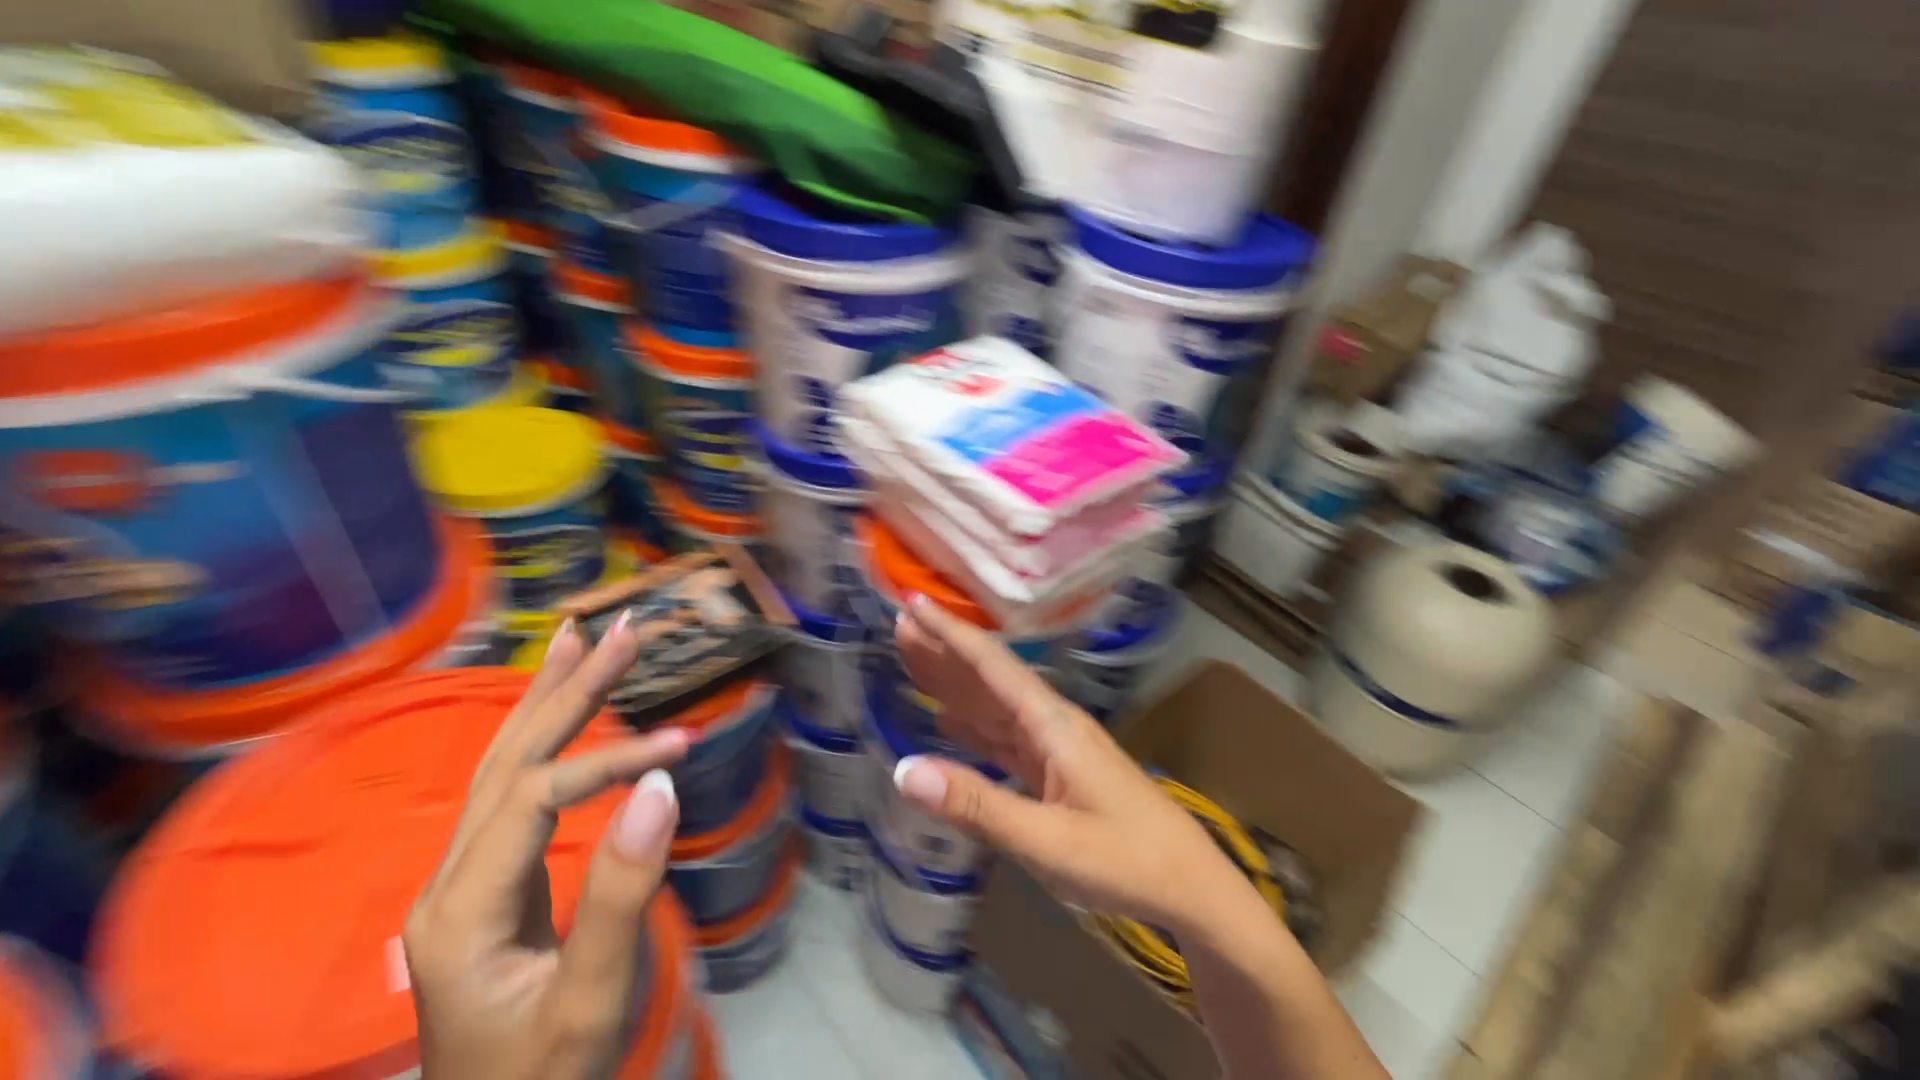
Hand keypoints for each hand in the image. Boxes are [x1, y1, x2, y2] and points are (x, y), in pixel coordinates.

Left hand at [405, 616, 691, 1079]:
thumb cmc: (548, 1074)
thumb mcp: (591, 1000)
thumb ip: (621, 893)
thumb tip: (660, 787)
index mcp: (463, 907)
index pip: (538, 795)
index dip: (610, 759)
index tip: (685, 746)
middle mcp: (448, 879)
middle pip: (508, 759)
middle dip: (568, 688)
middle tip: (625, 628)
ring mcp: (461, 881)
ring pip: (501, 767)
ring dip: (546, 699)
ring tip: (580, 636)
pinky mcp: (487, 886)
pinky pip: (511, 793)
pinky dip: (540, 739)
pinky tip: (559, 713)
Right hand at [891, 595, 1245, 933]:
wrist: (1189, 887)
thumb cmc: (1125, 860)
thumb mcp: (1047, 840)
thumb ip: (976, 805)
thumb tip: (903, 770)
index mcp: (1053, 725)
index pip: (993, 666)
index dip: (950, 633)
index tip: (913, 602)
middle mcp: (1053, 725)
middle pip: (990, 678)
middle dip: (945, 650)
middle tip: (898, 624)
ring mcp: (1056, 750)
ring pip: (995, 706)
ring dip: (954, 684)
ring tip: (912, 662)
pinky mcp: (1057, 774)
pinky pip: (1004, 739)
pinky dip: (972, 726)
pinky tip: (948, 723)